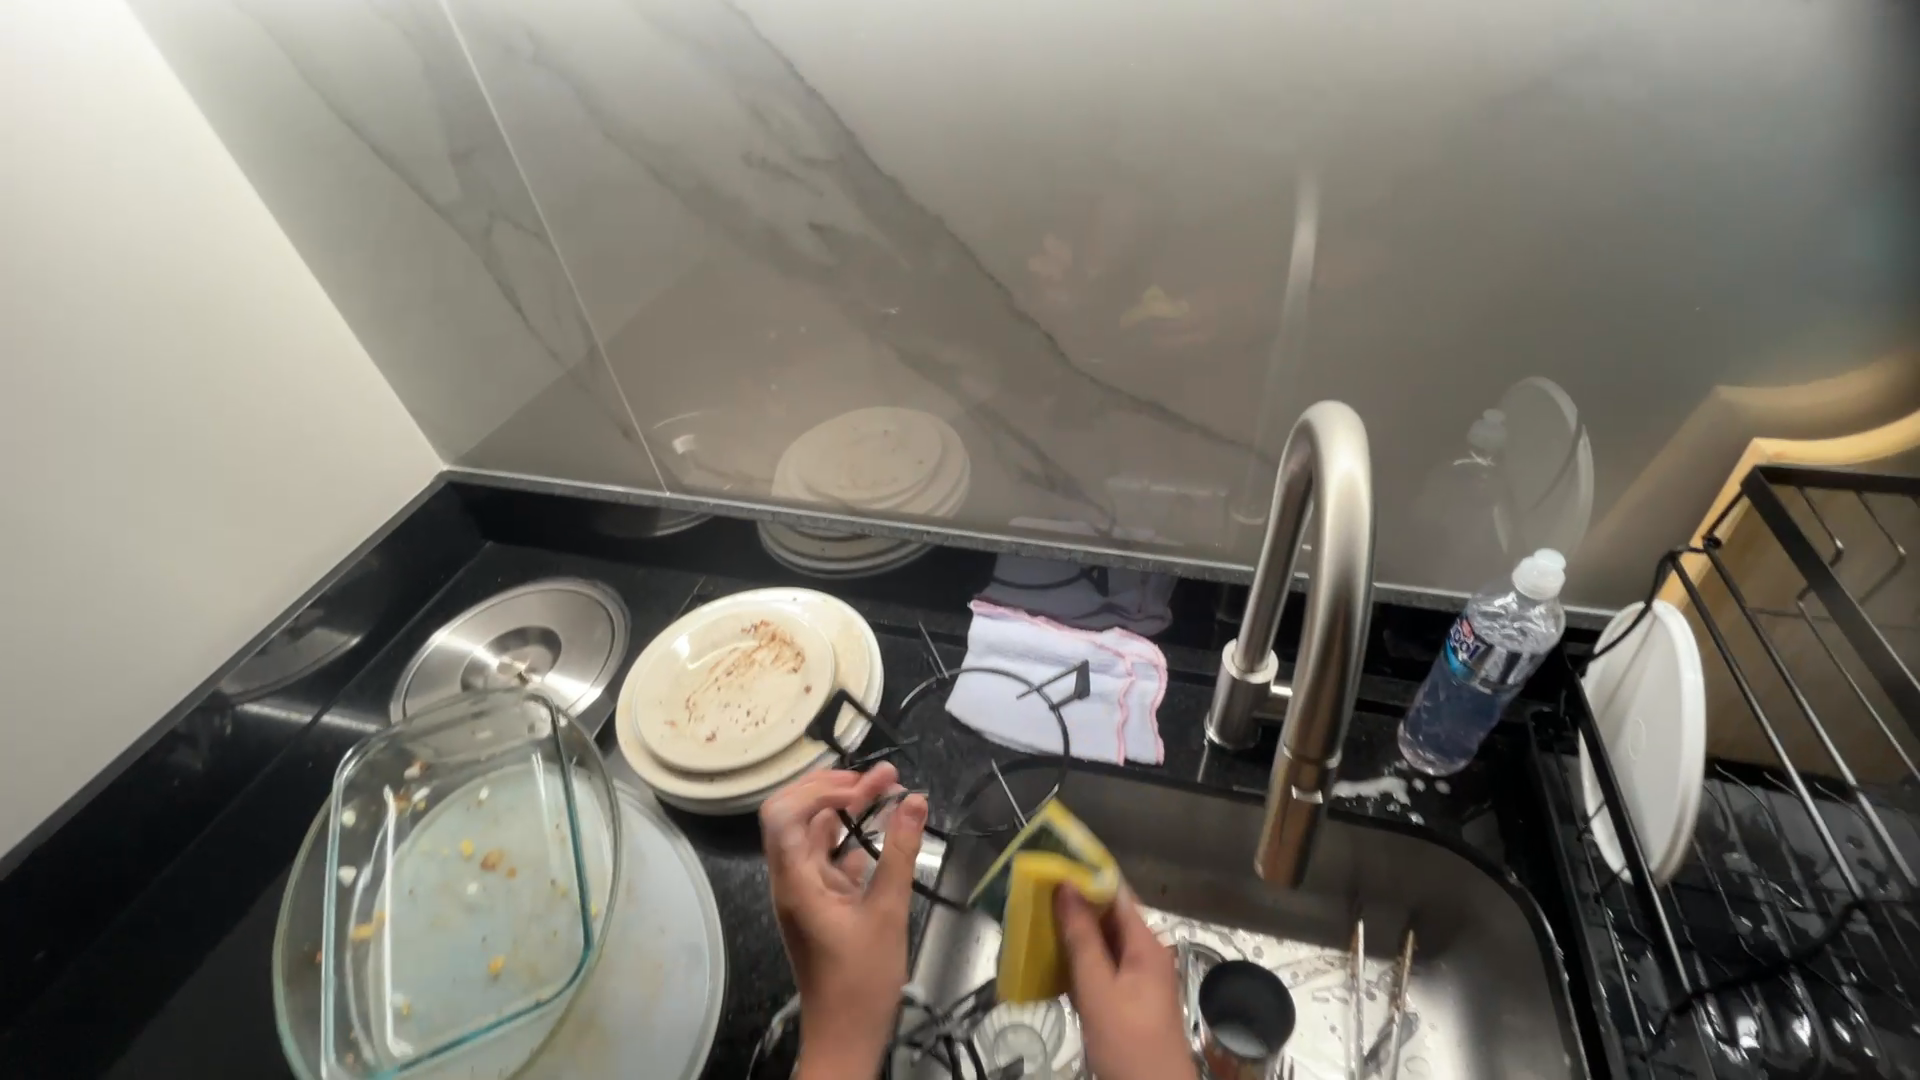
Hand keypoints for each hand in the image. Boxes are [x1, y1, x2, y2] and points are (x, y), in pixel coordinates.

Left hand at [761, 765, 926, 1078]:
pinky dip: (856, 835)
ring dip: (849, 807)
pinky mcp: (823, 901)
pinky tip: (886, 827)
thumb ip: (901, 852)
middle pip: (796, 814)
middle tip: (878, 777)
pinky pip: (833, 854)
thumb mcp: (887, 912)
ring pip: (817, 832)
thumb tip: (915, 800)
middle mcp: (793, 878)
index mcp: (795, 881)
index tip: (862, 791)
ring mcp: (806, 889)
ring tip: (888, 787)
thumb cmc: (860, 981)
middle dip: (834, 787)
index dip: (819, 791)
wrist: (846, 1039)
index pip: (783, 814)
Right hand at [1056, 885, 1197, 1079]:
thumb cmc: (1128, 1045)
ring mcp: (1138, 977)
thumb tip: (1066, 886)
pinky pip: (1103, 966)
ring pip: (1103, 941)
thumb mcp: (1098, 990)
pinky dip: (1080, 960)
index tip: (1051, 866)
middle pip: (1109, 916)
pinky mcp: (1129, 999)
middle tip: (1036, 894)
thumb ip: (1082, 938)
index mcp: (1146, 943)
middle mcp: (1146, 953)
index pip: (1115, 893)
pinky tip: (1053, 960)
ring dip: (1074, 933)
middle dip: (1074, 905)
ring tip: (1037, 920)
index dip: (1085, 877)